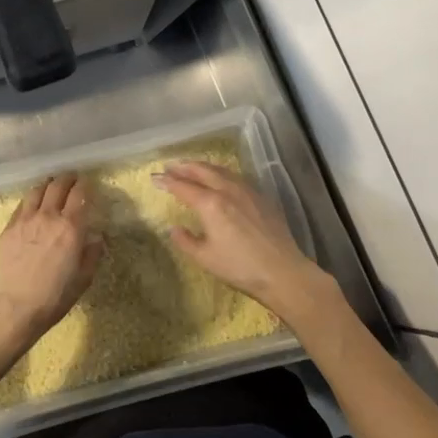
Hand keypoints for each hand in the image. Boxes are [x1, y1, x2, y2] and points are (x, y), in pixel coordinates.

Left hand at [0, 175, 102, 340]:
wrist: (16, 306)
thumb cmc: (55, 296)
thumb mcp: (84, 277)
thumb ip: (92, 252)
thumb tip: (96, 236)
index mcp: (71, 227)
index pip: (79, 194)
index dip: (85, 185)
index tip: (87, 183)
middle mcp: (48, 216)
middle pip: (57, 186)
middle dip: (67, 179)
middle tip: (72, 179)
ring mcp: (25, 219)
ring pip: (37, 190)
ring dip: (47, 184)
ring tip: (51, 185)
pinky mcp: (9, 227)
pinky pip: (22, 205)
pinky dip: (31, 199)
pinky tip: (33, 204)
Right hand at [155, 161, 328, 313]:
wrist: (282, 271)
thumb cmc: (239, 267)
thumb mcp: (205, 258)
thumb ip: (186, 241)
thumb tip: (174, 229)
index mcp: (211, 204)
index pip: (183, 187)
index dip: (167, 181)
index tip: (155, 178)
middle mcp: (228, 190)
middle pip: (202, 171)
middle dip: (184, 167)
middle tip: (170, 166)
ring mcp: (247, 191)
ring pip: (221, 171)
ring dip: (203, 166)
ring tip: (192, 167)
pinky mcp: (262, 197)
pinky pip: (236, 177)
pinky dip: (222, 173)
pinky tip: (221, 179)